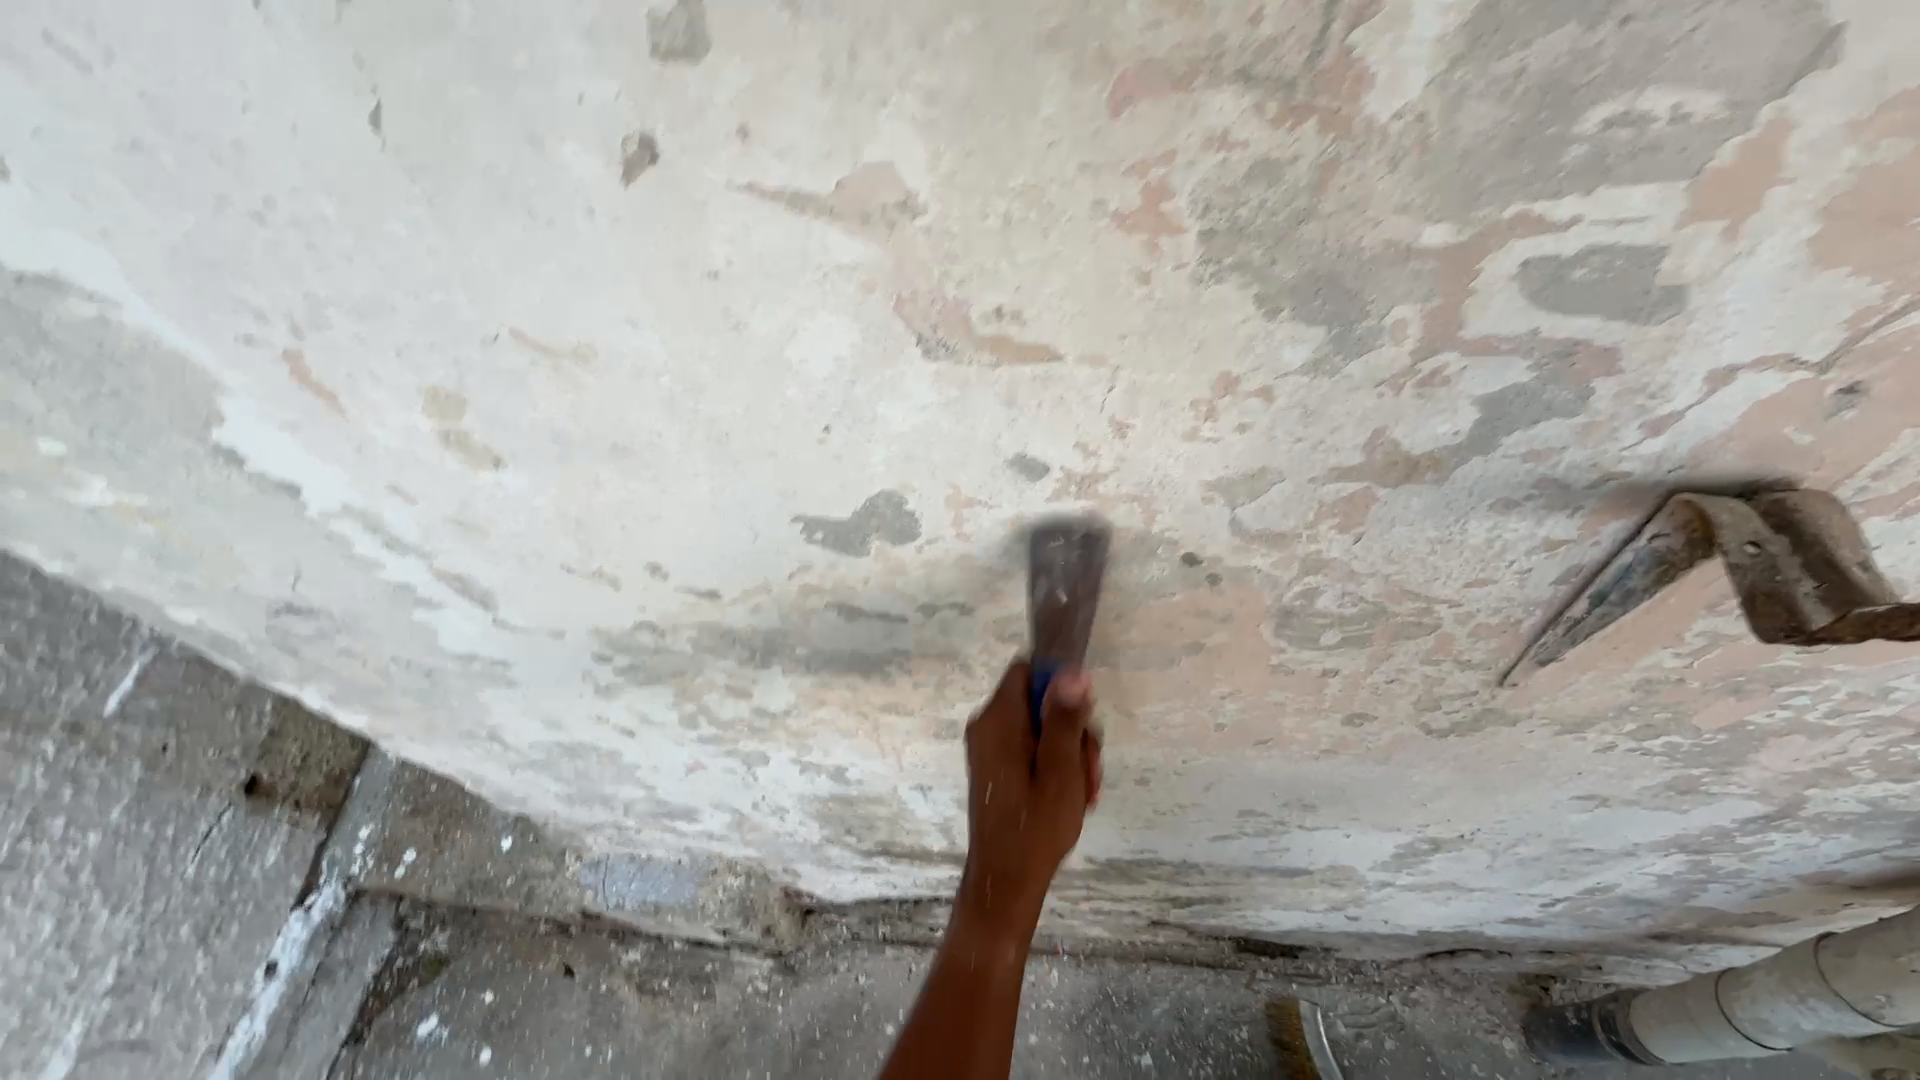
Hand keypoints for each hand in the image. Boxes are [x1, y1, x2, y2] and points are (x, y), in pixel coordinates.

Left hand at [958, 659, 1102, 926]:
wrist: (1006, 881)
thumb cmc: (1036, 827)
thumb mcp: (1062, 770)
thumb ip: (1066, 719)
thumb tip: (1072, 671)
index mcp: (998, 720)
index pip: (1028, 670)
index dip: (1059, 686)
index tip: (1081, 719)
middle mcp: (987, 726)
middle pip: (1039, 701)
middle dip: (1072, 730)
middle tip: (1089, 770)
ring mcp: (989, 747)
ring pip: (1040, 727)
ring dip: (1069, 753)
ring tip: (1083, 792)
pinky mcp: (995, 767)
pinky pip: (1030, 749)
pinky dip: (1053, 766)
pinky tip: (1070, 796)